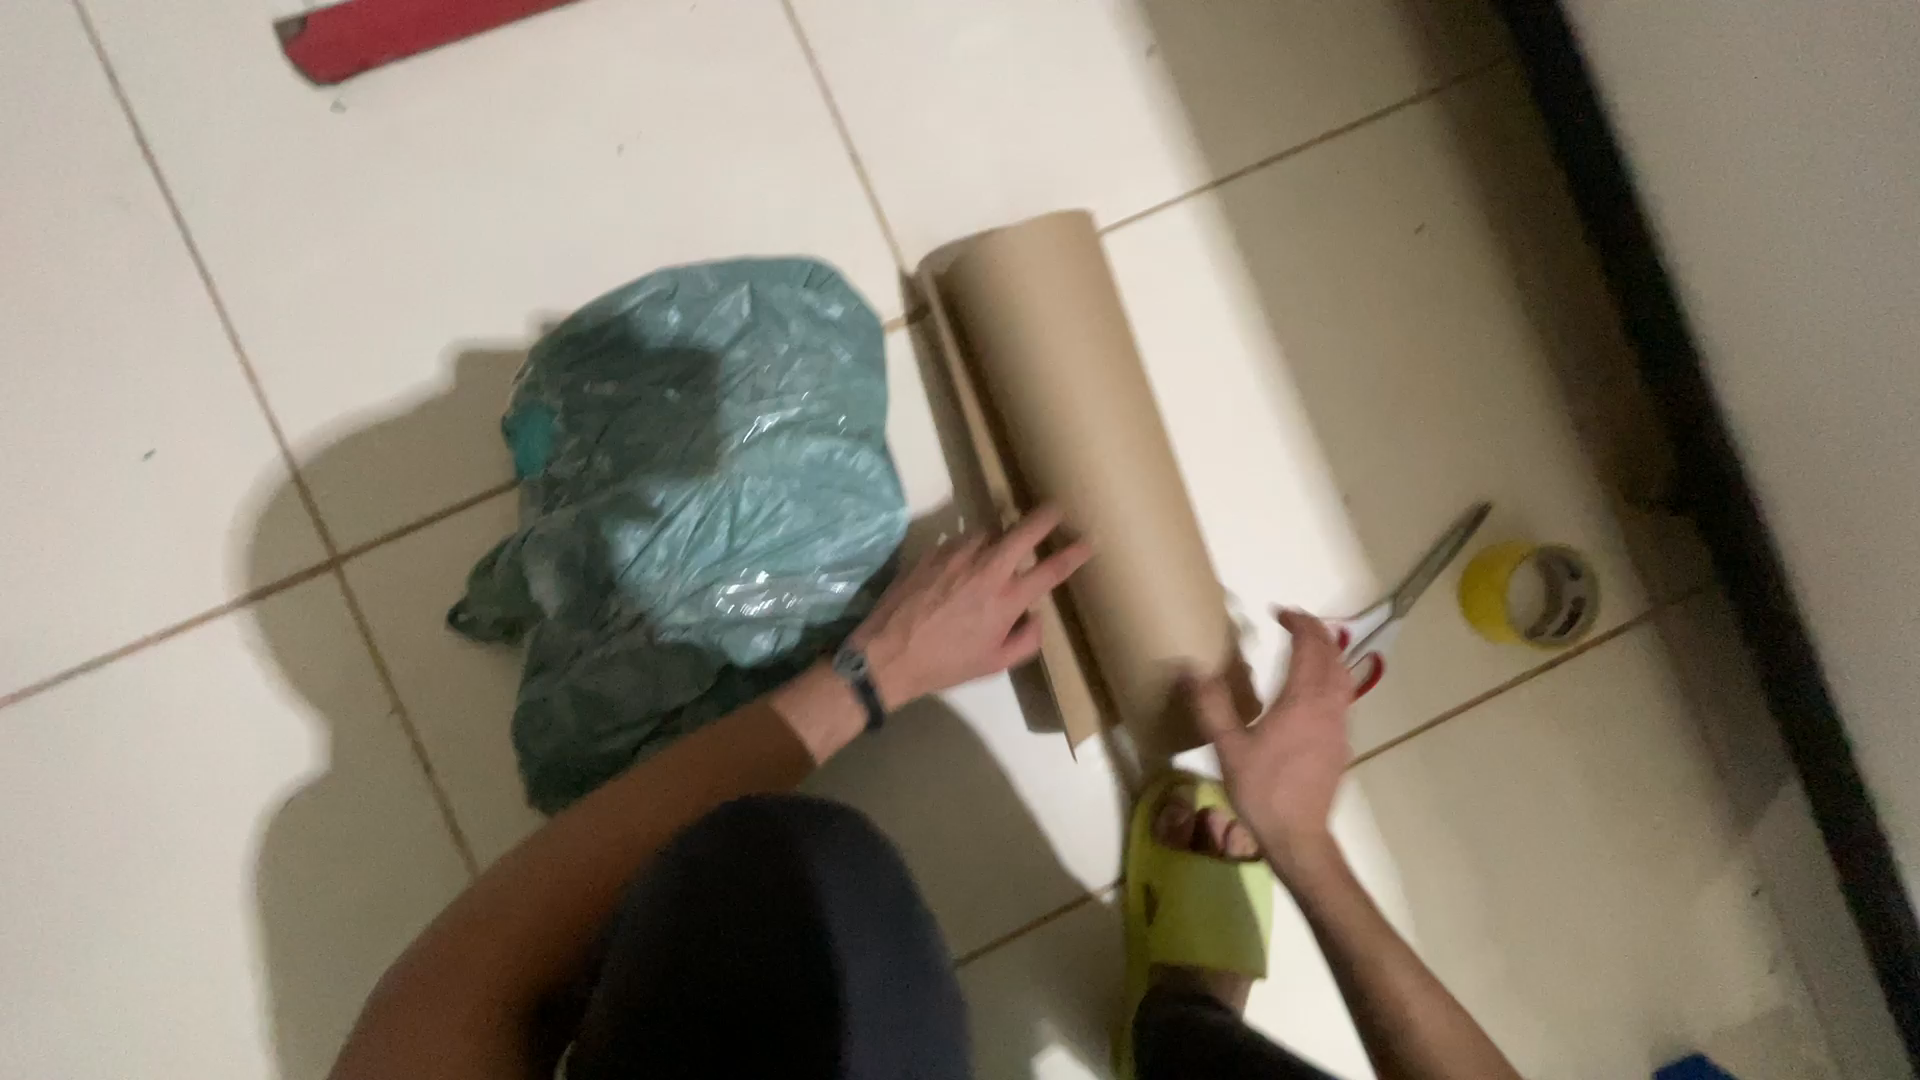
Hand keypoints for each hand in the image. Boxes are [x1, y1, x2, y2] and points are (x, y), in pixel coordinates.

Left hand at [850, 506, 1091, 706]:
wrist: (887, 653)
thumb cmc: (945, 664)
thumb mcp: (994, 664)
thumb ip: (1026, 640)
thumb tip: (1035, 615)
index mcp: (1006, 599)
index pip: (1051, 570)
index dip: (1074, 553)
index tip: (1088, 542)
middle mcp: (986, 568)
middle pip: (1024, 531)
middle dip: (1046, 517)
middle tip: (1055, 509)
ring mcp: (957, 555)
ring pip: (988, 532)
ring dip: (999, 537)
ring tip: (997, 549)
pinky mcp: (932, 551)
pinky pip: (960, 540)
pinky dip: (969, 547)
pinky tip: (962, 563)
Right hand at [1190, 609, 1354, 874]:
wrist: (1299, 837)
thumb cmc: (1263, 790)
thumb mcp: (1227, 746)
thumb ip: (1211, 705)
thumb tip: (1191, 668)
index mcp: (1303, 702)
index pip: (1310, 648)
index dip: (1299, 624)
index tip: (1279, 612)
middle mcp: (1328, 708)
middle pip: (1333, 658)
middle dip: (1317, 634)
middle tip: (1293, 622)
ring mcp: (1339, 728)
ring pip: (1343, 678)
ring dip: (1328, 655)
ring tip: (1307, 648)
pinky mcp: (1340, 747)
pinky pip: (1342, 698)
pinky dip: (1330, 679)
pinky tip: (1311, 692)